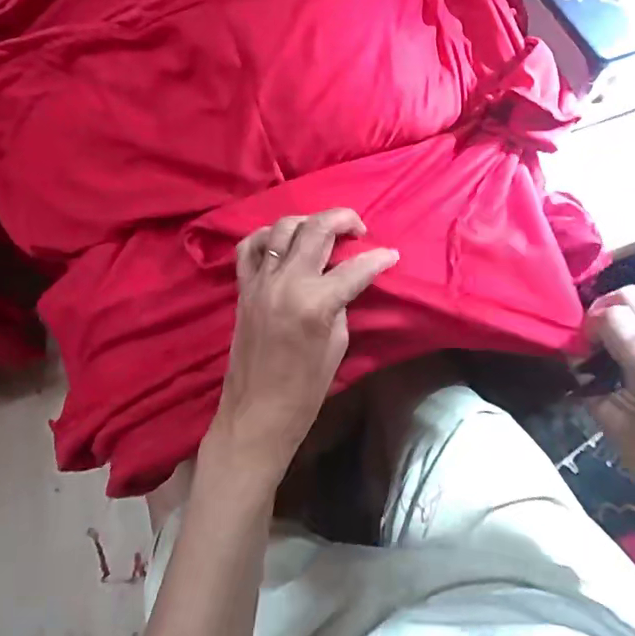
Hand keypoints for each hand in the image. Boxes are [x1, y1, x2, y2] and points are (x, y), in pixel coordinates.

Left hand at [208, 209, 398, 480]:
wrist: (256, 416)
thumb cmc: (305, 390)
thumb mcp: (338, 344)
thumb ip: (341, 302)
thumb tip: (345, 279)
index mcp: (315, 302)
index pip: (356, 267)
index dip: (379, 258)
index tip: (392, 255)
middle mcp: (286, 282)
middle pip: (317, 229)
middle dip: (344, 219)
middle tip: (359, 228)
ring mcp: (260, 281)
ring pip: (283, 227)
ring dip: (309, 221)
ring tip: (325, 232)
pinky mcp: (242, 287)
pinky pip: (249, 246)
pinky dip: (268, 235)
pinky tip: (284, 241)